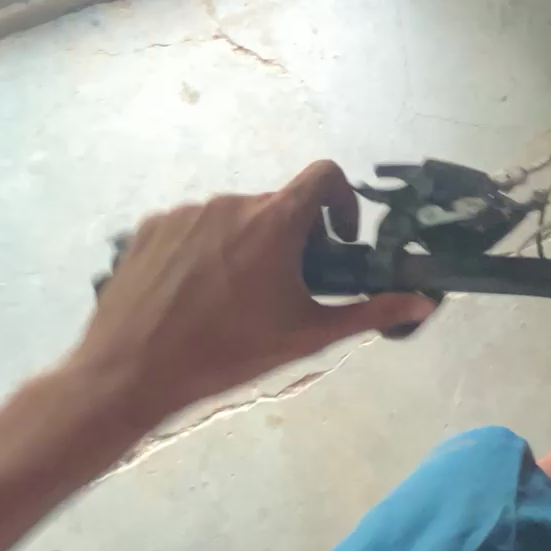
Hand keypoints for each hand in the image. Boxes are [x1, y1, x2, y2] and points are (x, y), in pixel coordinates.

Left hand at [69, 161, 437, 429]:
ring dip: (251, 241)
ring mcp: (186, 213)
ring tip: (237, 291)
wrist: (125, 375)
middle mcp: (233, 203)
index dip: (341, 200)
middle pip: (281, 204)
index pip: (325, 175)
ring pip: (239, 215)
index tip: (336, 240)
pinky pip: (197, 223)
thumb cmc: (228, 352)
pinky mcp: (149, 227)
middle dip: (295, 235)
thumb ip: (372, 312)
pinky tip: (197, 289)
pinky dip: (209, 246)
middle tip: (287, 282)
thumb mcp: (308, 334)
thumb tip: (425, 304)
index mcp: (275, 220)